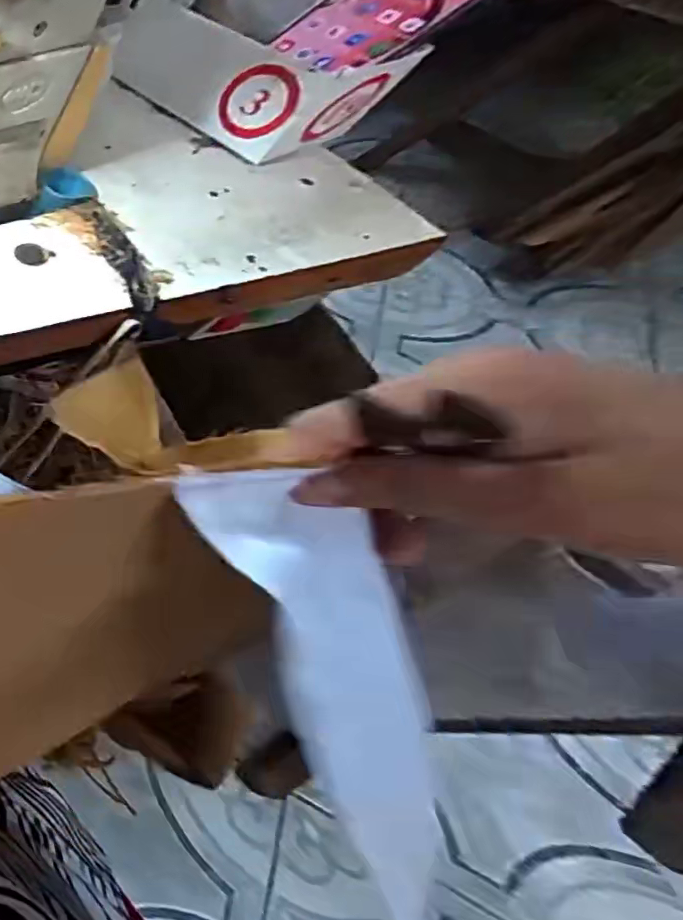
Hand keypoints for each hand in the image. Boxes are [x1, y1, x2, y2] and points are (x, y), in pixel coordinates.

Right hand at [287, 348, 682, 565]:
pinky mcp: (522, 409)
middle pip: (367, 423)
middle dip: (349, 478)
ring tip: (400, 545)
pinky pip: (441, 441)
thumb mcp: (530, 502)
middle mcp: (469, 374)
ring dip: (387, 487)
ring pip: (400, 436)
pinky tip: (438, 518)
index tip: (276, 500)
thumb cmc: (670, 494)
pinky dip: (426, 480)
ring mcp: (497, 389)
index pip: (344, 412)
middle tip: (363, 542)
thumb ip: (409, 486)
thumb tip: (308, 486)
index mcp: (466, 385)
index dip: (300, 453)